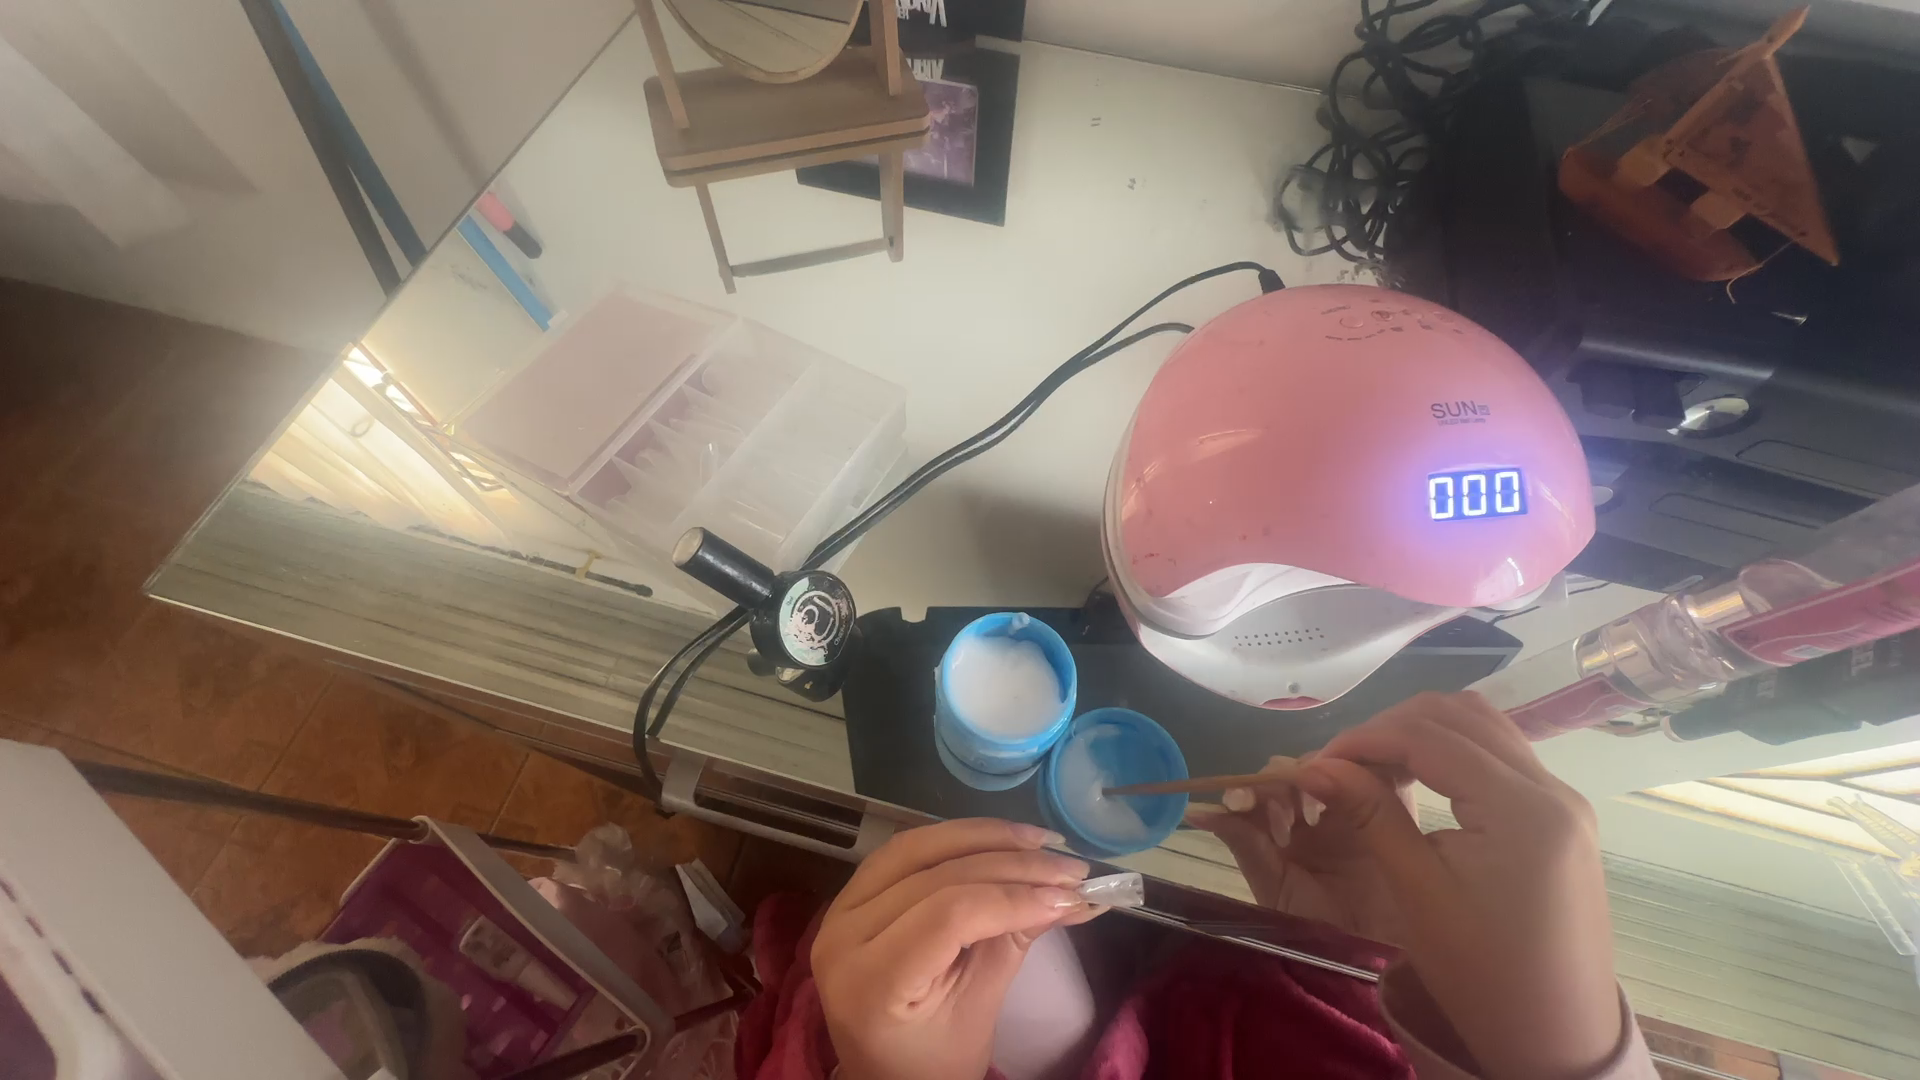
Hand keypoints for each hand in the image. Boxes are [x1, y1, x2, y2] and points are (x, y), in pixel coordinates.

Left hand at [811, 819, 1104, 1079]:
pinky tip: (998, 838)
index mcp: (868, 983)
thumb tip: (1071, 895)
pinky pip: (908, 849)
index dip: (1012, 896)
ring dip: (984, 836)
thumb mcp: (977, 1013)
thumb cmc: (931, 1063)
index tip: (1070, 894)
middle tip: (1068, 867)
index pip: (948, 915)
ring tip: (1039, 840)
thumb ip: (1014, 944)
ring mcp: (841, 905)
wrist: (884, 1075)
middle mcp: (842, 933)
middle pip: (936, 874)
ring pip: (920, 846)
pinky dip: (956, 838)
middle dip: (1011, 863)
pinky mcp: (853, 890)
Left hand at [1183, 753, 1409, 943]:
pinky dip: (1360, 771)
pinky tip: (1351, 790)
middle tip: (1284, 806)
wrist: (1382, 963)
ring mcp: (1354, 809)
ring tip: (1314, 808)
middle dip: (1281, 780)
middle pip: (1293, 774)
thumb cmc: (1320, 932)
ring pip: (1329, 768)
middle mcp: (1316, 815)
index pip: (1261, 791)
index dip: (1249, 789)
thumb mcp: (1276, 886)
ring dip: (1317, 775)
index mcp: (1284, 830)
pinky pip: (1376, 776)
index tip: (1240, 802)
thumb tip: (1193, 809)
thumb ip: (1243, 841)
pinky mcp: (1394, 809)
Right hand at [1297, 692, 1621, 1079]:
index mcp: (1522, 809)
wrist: (1559, 1043)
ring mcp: (1560, 800)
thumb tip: (1312, 764)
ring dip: (1417, 730)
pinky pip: (1494, 750)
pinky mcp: (1556, 815)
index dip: (1363, 738)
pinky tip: (1414, 776)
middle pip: (1455, 714)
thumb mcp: (1416, 889)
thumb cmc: (1483, 973)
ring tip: (1373, 765)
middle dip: (1388, 727)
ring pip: (1477, 723)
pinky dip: (1446, 747)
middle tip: (1342, 764)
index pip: (1427, 736)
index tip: (1318, 762)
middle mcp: (1551, 789)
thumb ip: (1368, 812)